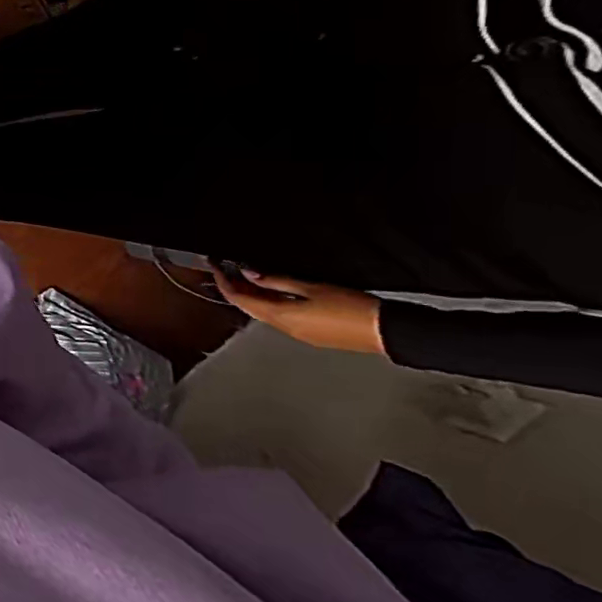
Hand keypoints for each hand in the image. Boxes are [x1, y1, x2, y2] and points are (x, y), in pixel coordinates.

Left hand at [212, 267, 386, 354]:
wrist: (386, 331)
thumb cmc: (349, 306)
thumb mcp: (310, 288)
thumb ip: (276, 282)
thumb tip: (248, 274)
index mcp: (280, 317)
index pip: (240, 300)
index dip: (224, 283)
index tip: (214, 266)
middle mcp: (284, 329)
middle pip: (249, 308)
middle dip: (235, 288)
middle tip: (226, 267)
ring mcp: (298, 334)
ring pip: (264, 313)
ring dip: (252, 296)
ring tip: (243, 274)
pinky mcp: (311, 335)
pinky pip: (280, 317)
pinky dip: (269, 303)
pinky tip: (271, 291)